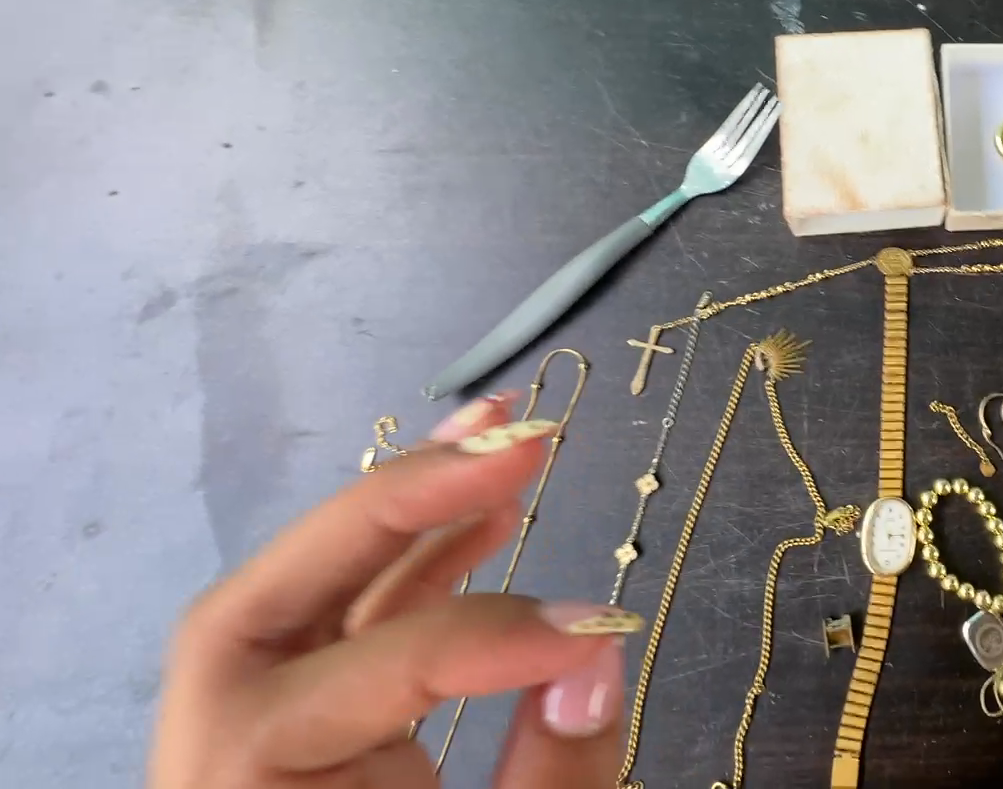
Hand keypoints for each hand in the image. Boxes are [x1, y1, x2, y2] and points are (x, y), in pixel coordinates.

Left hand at [149, 394, 636, 788]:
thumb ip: (559, 775)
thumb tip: (601, 655)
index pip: (353, 689)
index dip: (485, 638)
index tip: (598, 630)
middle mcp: (216, 775)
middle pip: (260, 610)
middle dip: (399, 507)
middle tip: (519, 445)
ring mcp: (260, 739)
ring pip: (308, 591)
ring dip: (421, 497)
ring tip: (513, 432)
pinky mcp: (325, 716)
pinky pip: (363, 613)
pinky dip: (435, 544)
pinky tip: (503, 504)